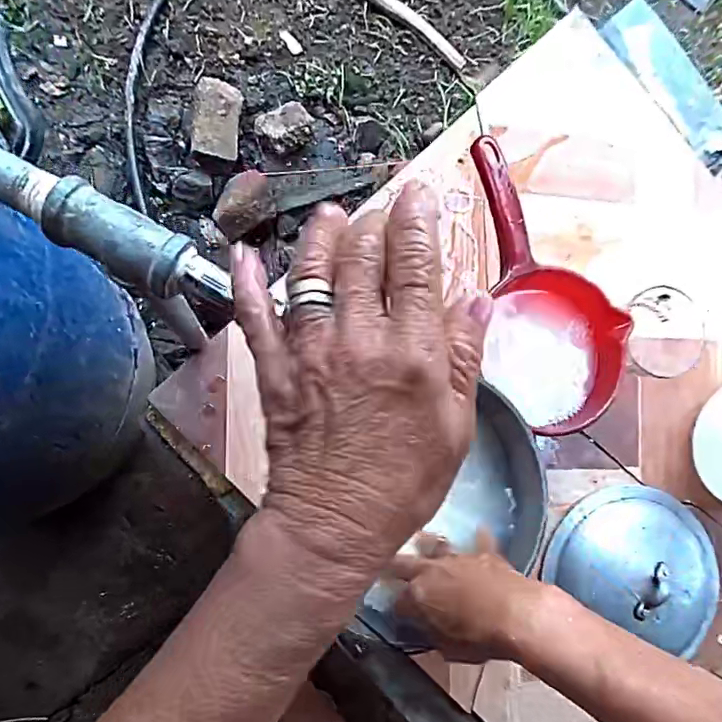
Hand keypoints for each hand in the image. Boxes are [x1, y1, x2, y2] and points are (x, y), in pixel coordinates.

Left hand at [230, 183, 492, 583]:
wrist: (335, 525)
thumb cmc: (405, 482)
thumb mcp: (456, 427)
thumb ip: (466, 359)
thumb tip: (476, 302)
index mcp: (412, 354)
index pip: (415, 267)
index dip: (418, 223)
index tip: (420, 197)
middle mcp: (359, 341)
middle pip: (362, 259)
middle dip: (374, 223)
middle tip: (382, 210)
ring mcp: (310, 352)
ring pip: (311, 274)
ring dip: (321, 237)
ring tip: (331, 216)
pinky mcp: (274, 371)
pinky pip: (255, 317)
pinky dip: (247, 283)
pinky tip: (245, 255)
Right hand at [388, 533, 562, 662]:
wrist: (518, 614)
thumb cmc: (479, 638)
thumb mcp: (447, 648)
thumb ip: (431, 632)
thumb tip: (424, 626)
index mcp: (416, 596)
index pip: (396, 602)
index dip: (396, 609)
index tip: (399, 613)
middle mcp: (431, 570)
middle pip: (403, 564)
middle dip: (394, 566)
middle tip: (386, 565)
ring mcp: (458, 558)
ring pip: (435, 545)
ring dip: (428, 545)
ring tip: (421, 540)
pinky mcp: (484, 553)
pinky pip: (479, 541)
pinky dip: (478, 538)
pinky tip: (480, 529)